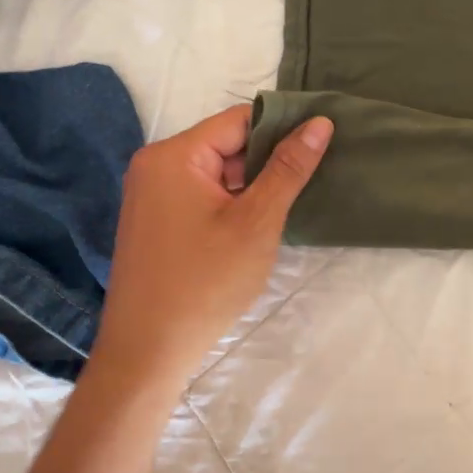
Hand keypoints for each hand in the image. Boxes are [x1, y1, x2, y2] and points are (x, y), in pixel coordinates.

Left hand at [90, 106, 332, 389]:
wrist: (147, 351)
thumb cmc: (205, 282)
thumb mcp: (257, 221)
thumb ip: (288, 168)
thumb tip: (320, 122)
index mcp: (174, 156)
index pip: (240, 120)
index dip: (284, 127)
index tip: (325, 140)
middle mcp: (157, 166)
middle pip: (229, 143)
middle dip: (271, 157)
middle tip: (316, 173)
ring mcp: (153, 194)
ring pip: (220, 170)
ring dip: (256, 182)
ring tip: (297, 196)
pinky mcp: (158, 220)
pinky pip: (205, 193)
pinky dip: (236, 200)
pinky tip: (263, 220)